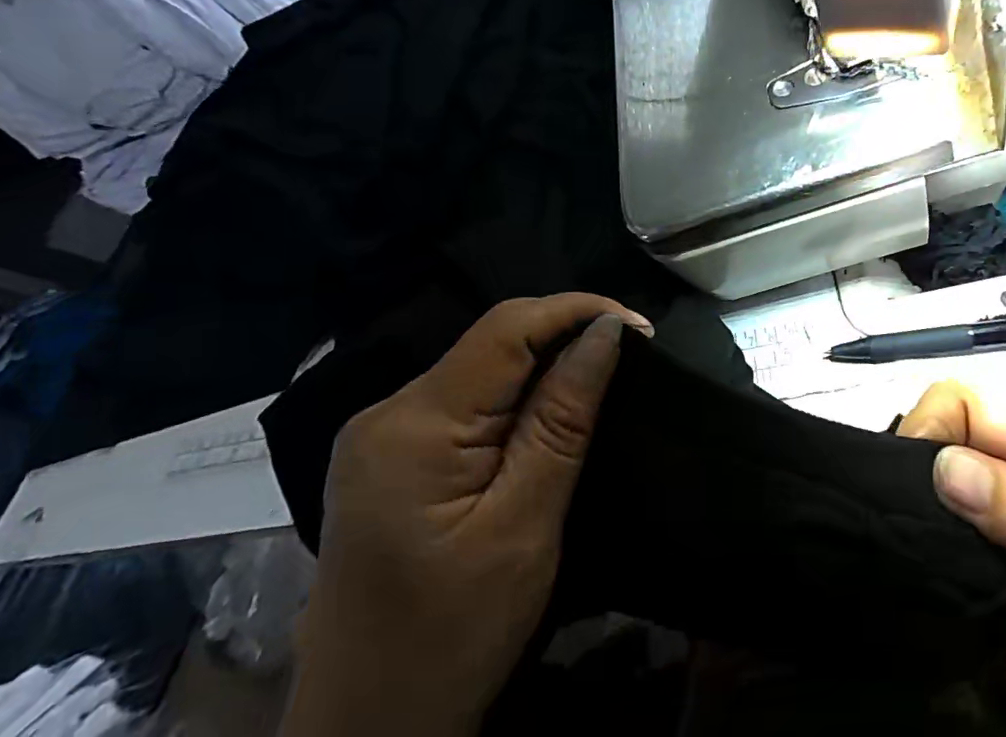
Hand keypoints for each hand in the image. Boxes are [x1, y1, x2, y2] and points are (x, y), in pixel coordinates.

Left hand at [284, 295, 650, 736]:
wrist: (368, 721)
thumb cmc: (453, 637)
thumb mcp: (523, 528)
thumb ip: (561, 421)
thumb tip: (605, 334)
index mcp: (414, 424)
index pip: (503, 329)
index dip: (573, 311)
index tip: (637, 328)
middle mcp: (386, 410)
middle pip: (485, 344)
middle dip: (558, 337)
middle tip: (627, 356)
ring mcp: (377, 432)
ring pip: (473, 370)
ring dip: (536, 368)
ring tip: (595, 378)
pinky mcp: (383, 455)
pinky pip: (456, 402)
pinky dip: (505, 399)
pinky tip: (538, 414)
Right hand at [899, 382, 1005, 736]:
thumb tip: (937, 467)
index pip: (965, 405)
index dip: (928, 437)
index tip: (910, 500)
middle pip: (953, 446)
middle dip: (924, 486)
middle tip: (913, 546)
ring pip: (960, 499)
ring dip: (939, 531)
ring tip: (926, 575)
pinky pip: (981, 548)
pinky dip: (962, 568)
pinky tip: (956, 598)